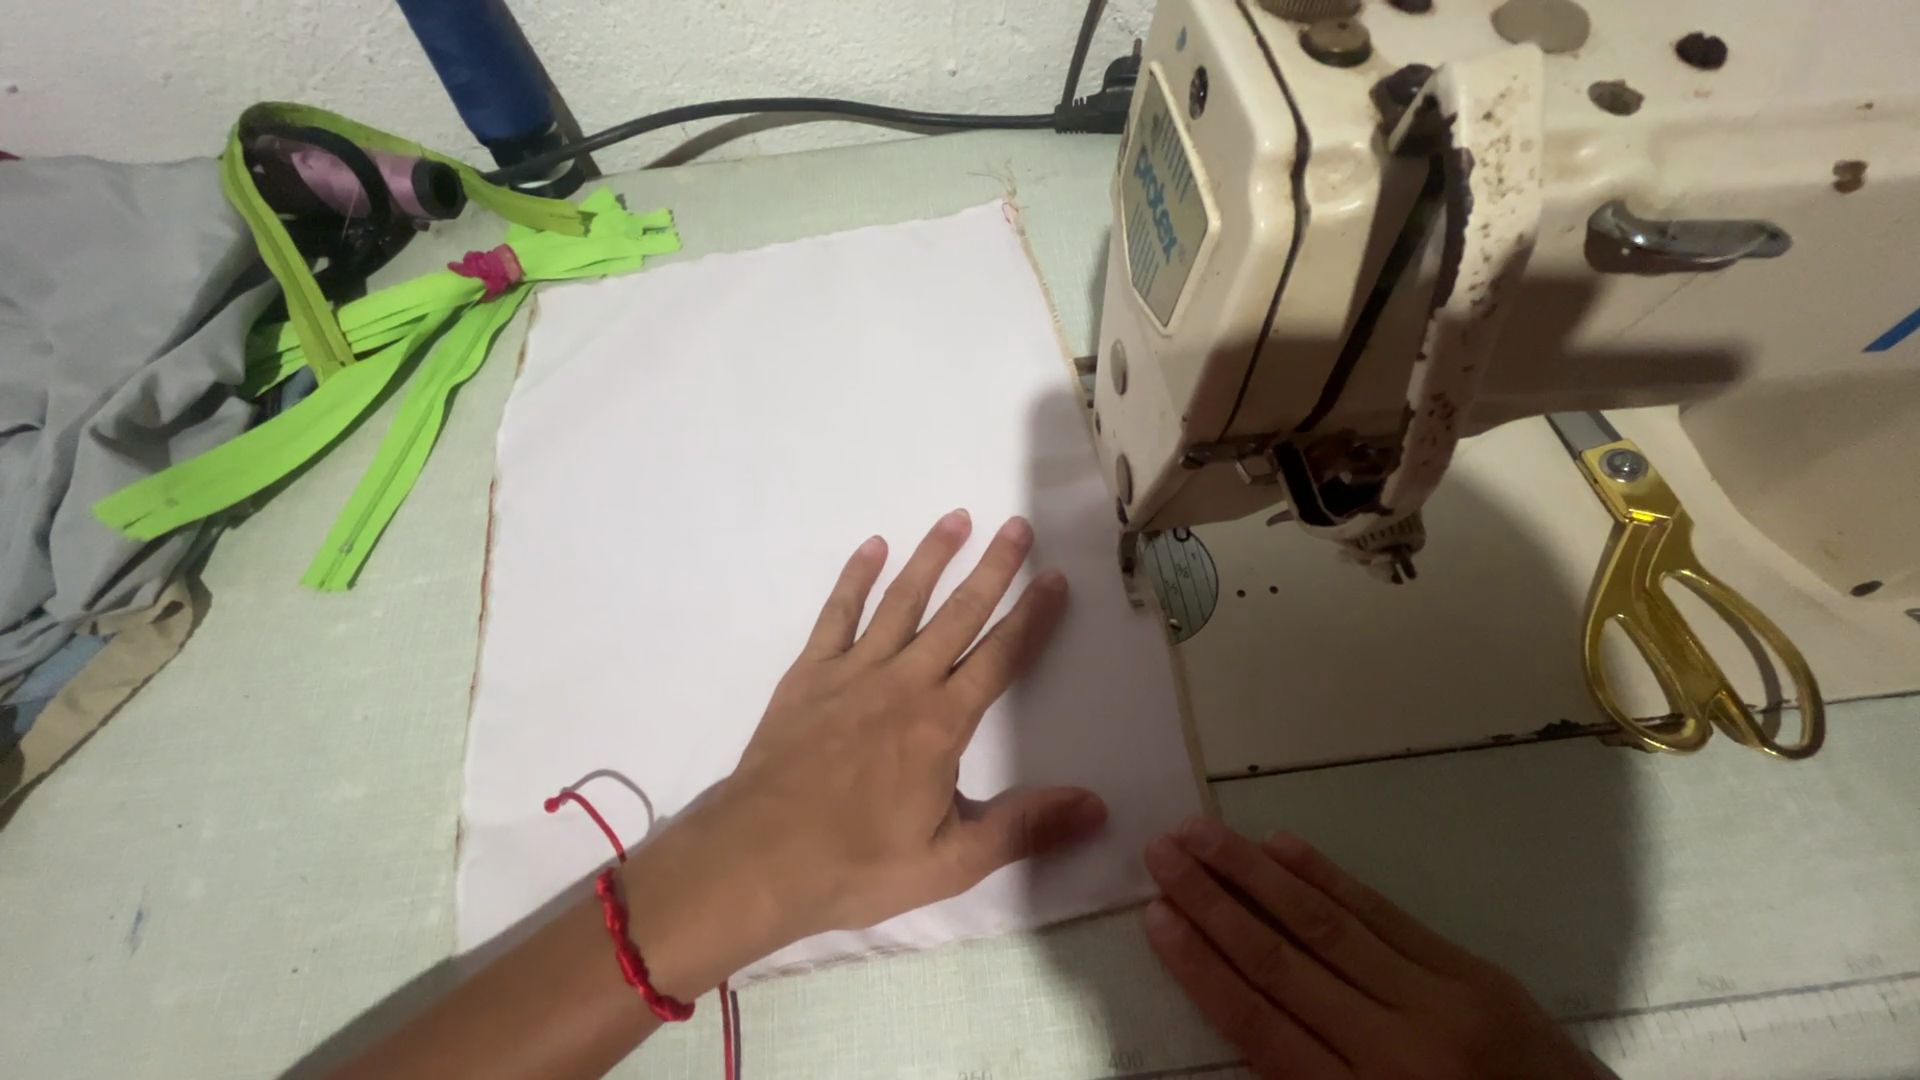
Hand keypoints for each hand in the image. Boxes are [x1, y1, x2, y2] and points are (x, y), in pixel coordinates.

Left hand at [635, 510, 1110, 983]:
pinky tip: (871, 547)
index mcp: (942, 723)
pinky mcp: (810, 673)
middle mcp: (904, 682)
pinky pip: (837, 614)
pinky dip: (855, 578)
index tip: (1054, 577)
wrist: (758, 859)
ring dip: (931, 557)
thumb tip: (1098, 807)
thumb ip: (1025, 828)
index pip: (1002, 657)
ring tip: (956, 518)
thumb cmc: (858, 863)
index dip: (1032, 616)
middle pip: (959, 614)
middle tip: (1018, 526)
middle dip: (993, 568)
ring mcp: (853, 671)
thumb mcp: (952, 861)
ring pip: (902, 601)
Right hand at [1142, 819, 1611, 1079]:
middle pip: (1281, 961)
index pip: (1259, 1025)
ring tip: (1201, 832)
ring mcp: (1441, 1003)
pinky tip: (1280, 844)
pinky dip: (1324, 875)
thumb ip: (1307, 1079)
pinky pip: (1383, 912)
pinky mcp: (1475, 973)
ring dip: (1253, 871)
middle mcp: (1397, 1052)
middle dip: (1211, 900)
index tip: (1154, 915)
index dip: (1200, 966)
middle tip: (1161, 850)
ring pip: (1324, 923)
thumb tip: (1234, 1001)